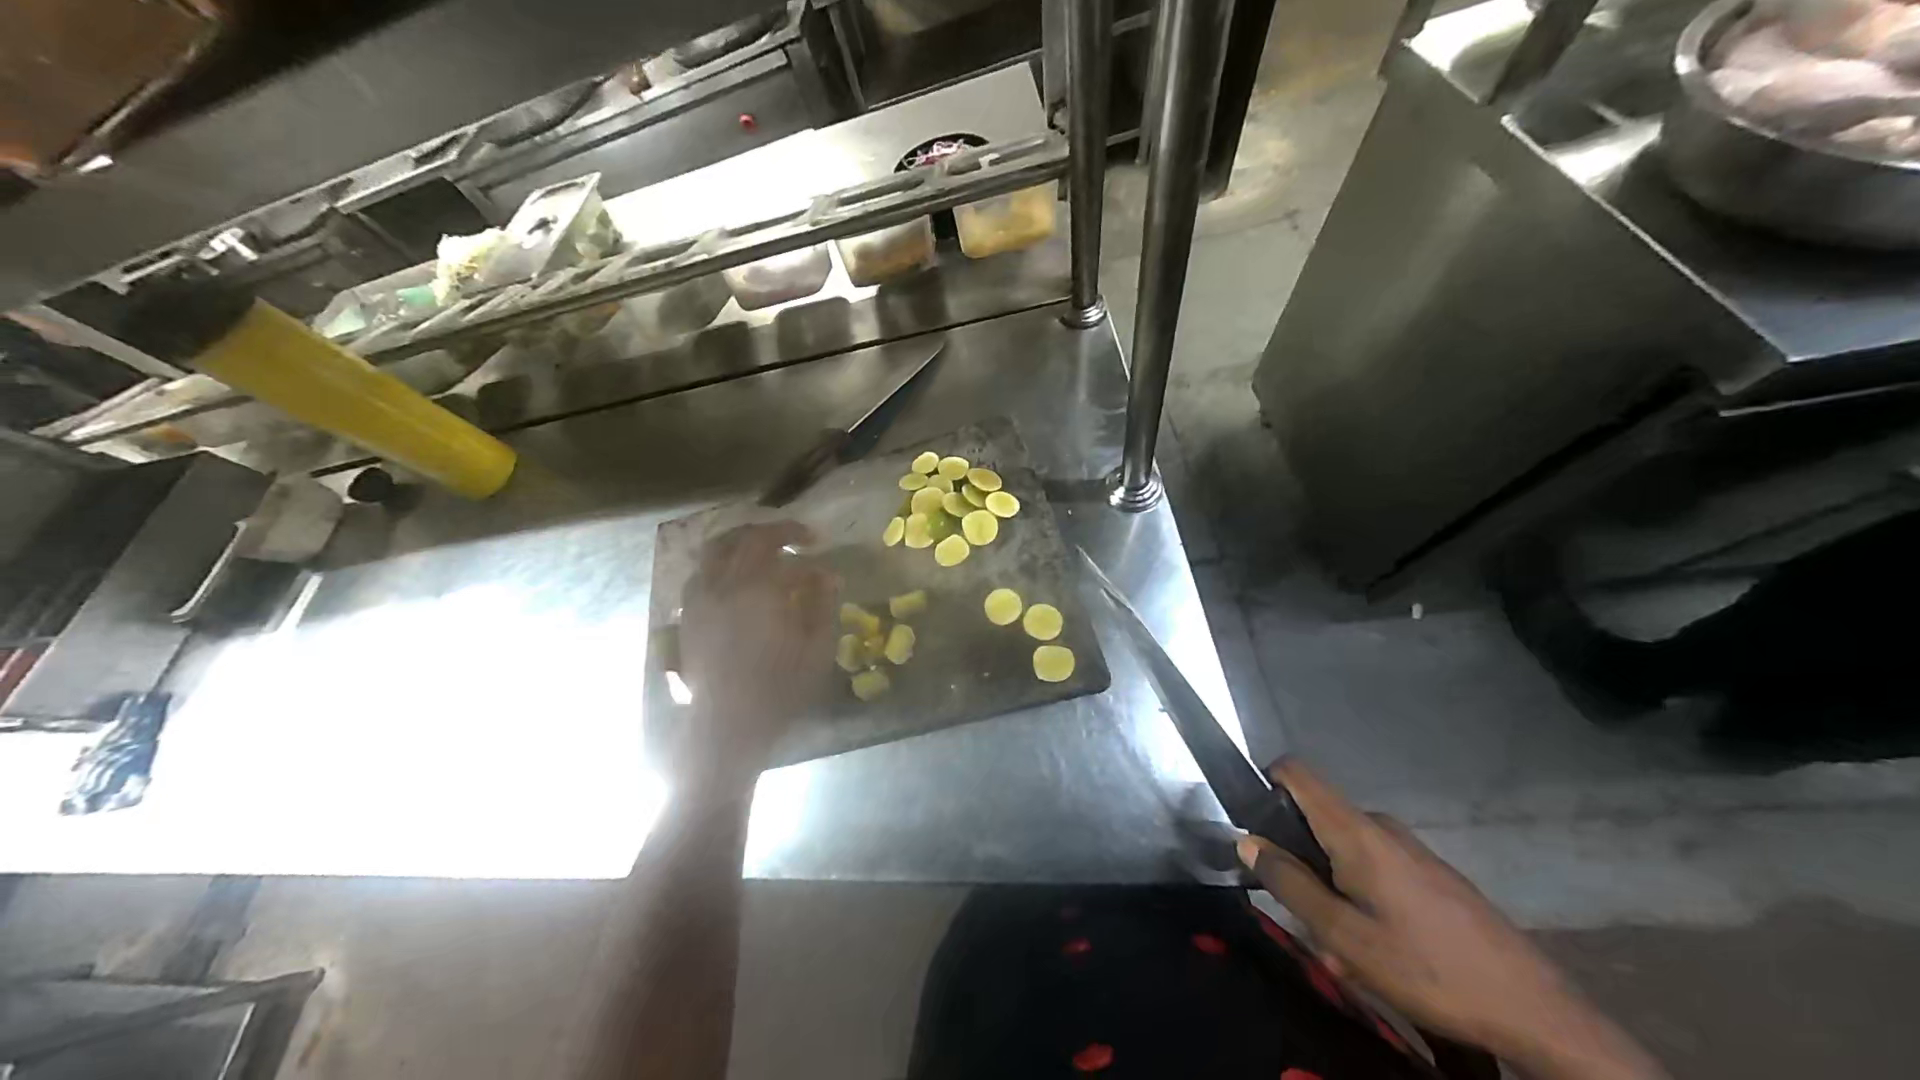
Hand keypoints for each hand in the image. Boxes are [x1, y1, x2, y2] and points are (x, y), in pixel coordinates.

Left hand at [675, 522, 836, 780]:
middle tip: (796, 539)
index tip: (823, 559)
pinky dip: (719, 566)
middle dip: (775, 531)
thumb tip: (826, 576)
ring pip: (715, 550)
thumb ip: (822, 604)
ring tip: (761, 550)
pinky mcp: (687, 617)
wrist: (727, 727)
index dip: (807, 552)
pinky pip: (700, 575)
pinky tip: (733, 581)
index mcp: (759, 589)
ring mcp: (700, 599)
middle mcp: (724, 584)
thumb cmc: (780, 690)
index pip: (785, 553)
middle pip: (746, 538)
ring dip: (741, 542)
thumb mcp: (817, 648)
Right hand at [1238, 760, 1666, 1079]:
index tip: (1253, 827)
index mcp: (1356, 831)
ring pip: (1346, 851)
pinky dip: (1361, 898)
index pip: (1296, 773)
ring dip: (1331, 888)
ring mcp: (1412, 850)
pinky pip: (1376, 869)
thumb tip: (1248, 842)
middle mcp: (1382, 827)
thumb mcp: (1344, 935)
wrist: (1536, 1011)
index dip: (1264, 784)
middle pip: (1317, 819)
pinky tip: (1381, 948)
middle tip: (1306, 918)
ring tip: (1346, 946)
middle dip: (1299, 861)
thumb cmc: (1428, 969)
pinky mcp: (1432, 875)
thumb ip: (1289, 883)